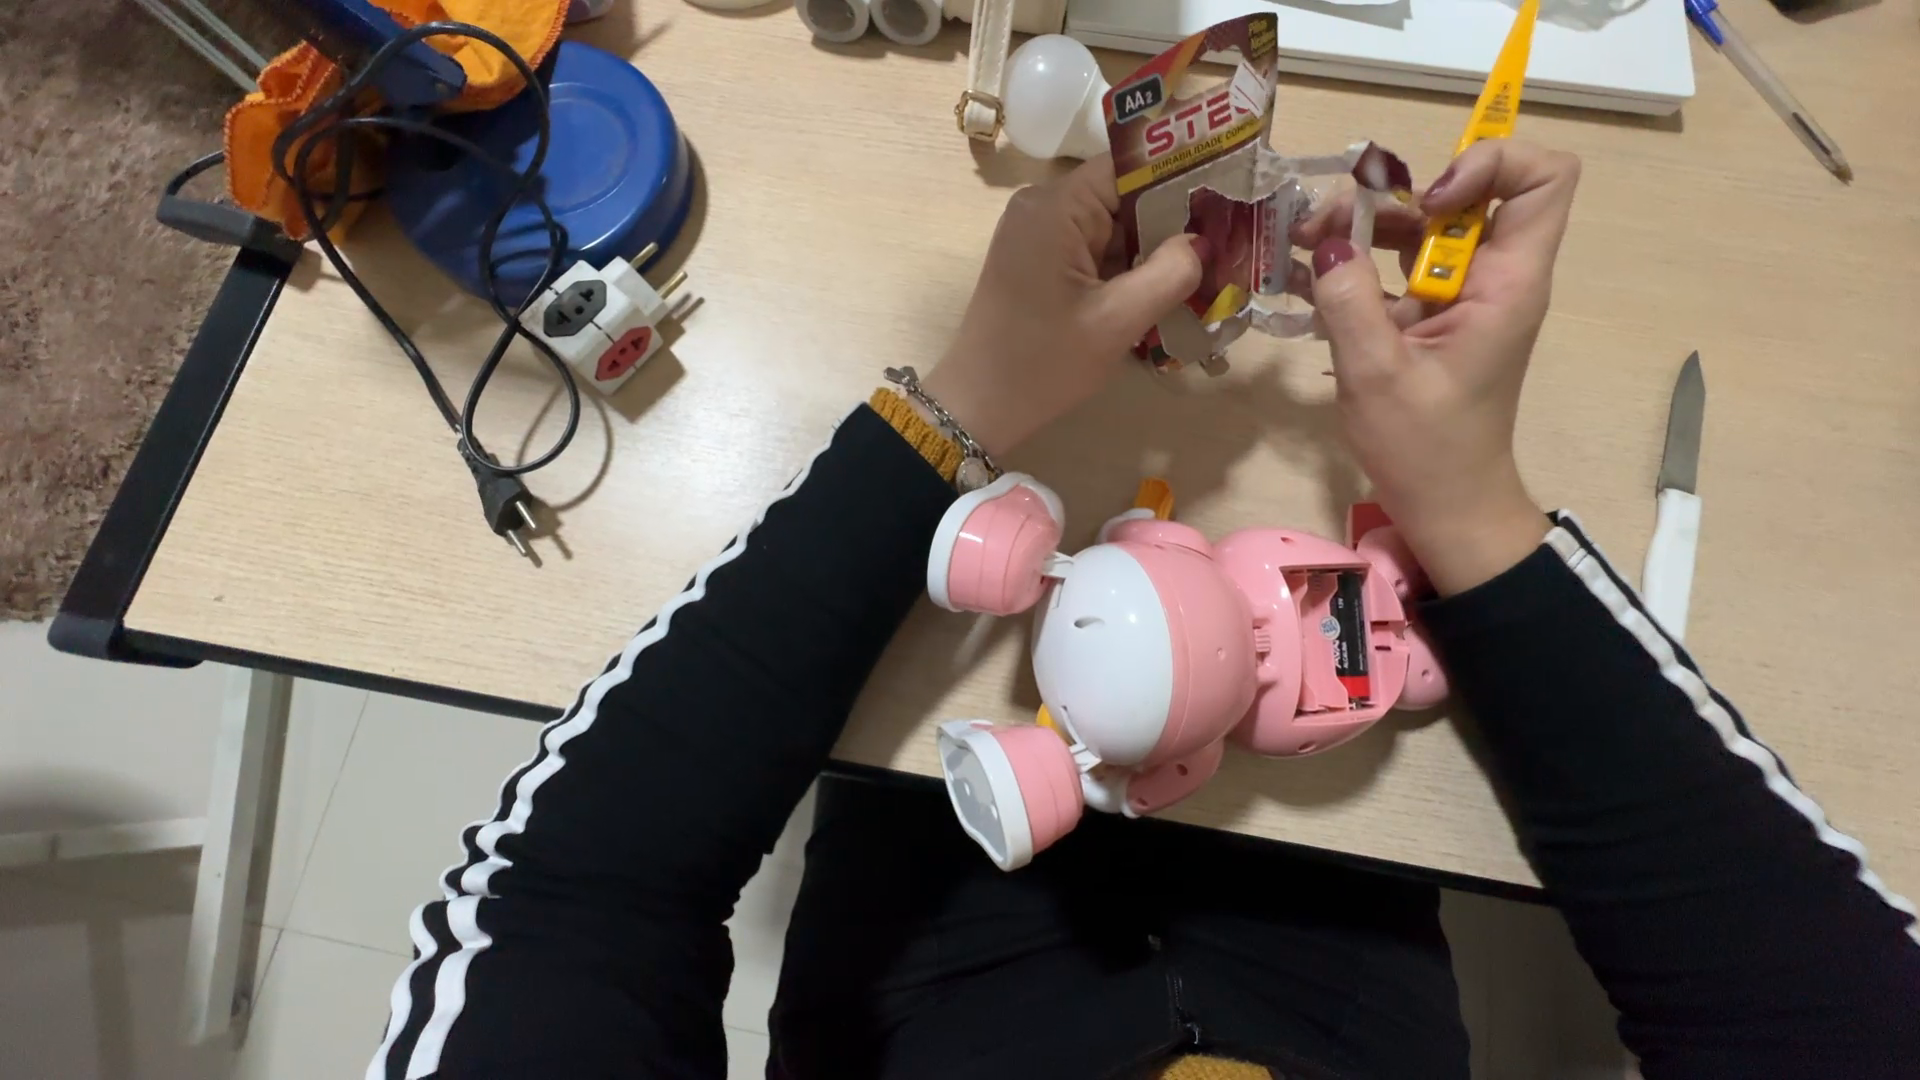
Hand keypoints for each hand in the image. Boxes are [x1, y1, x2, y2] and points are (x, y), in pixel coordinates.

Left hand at [921, 155, 1206, 456]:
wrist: (978, 408)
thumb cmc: (1042, 365)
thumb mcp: (1116, 322)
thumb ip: (1170, 273)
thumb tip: (1204, 239)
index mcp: (1057, 206)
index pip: (1133, 164)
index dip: (1184, 175)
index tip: (1230, 195)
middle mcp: (1042, 207)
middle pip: (1123, 195)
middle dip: (1173, 219)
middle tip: (1227, 242)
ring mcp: (1035, 236)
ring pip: (1110, 227)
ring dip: (1150, 250)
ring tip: (1203, 269)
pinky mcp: (1035, 264)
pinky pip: (1090, 252)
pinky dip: (1122, 269)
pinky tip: (1157, 291)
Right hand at [1293, 140, 1580, 594]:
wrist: (1443, 503)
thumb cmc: (1424, 447)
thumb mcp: (1377, 373)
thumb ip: (1349, 301)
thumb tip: (1329, 240)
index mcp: (1507, 284)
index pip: (1541, 179)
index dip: (1486, 165)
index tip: (1423, 202)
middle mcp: (1490, 279)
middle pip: (1464, 198)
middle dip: (1393, 197)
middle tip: (1325, 220)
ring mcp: (1456, 301)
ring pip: (1421, 234)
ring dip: (1363, 231)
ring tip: (1304, 243)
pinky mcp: (1425, 323)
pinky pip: (1394, 274)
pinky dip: (1353, 268)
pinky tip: (1305, 275)